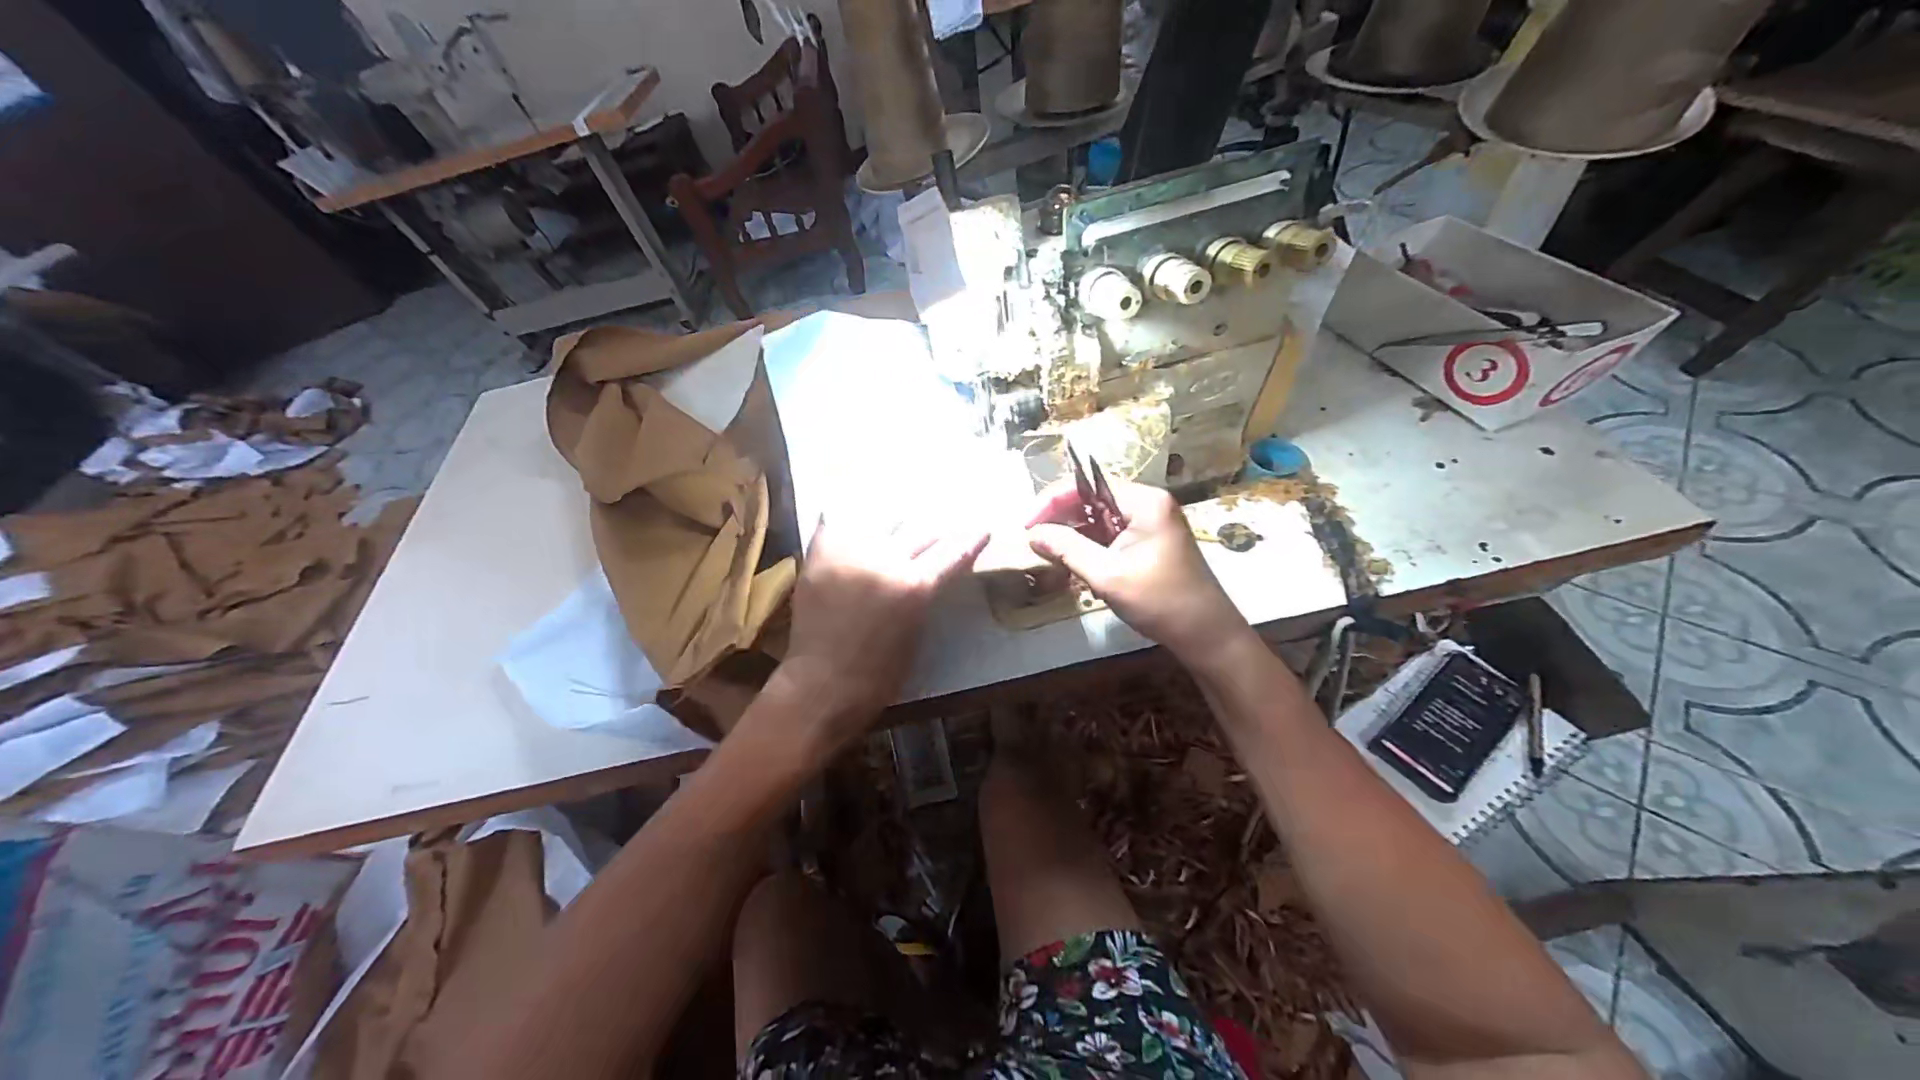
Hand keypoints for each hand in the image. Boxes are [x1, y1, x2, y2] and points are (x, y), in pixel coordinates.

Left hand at [774, 515, 988, 753]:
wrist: (823, 684)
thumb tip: (928, 575)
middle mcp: (886, 559)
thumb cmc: (878, 675)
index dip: (971, 540)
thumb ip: (924, 595)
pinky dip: (848, 525)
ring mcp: (850, 553)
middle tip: (939, 530)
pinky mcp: (820, 555)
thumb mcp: (917, 633)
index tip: (981, 530)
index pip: (952, 551)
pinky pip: (836, 524)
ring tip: (896, 525)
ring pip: (881, 521)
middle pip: (920, 529)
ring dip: (893, 525)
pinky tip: (851, 523)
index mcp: (916, 585)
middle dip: (934, 531)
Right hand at [1026, 480, 1250, 663]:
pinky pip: (1110, 535)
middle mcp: (1147, 504)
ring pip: (1098, 519)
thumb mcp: (1108, 575)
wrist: (1207, 634)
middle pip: (1091, 500)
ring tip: (1050, 556)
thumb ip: (1067, 549)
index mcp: (1143, 502)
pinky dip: (1089, 548)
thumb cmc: (1161, 601)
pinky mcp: (1148, 542)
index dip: (1051, 503)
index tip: (1027, 527)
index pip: (1086, 486)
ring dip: (1073, 536)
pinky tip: (1073, 565)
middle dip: (1061, 520)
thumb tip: (1032, 534)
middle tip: (1034, 543)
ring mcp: (1149, 523)